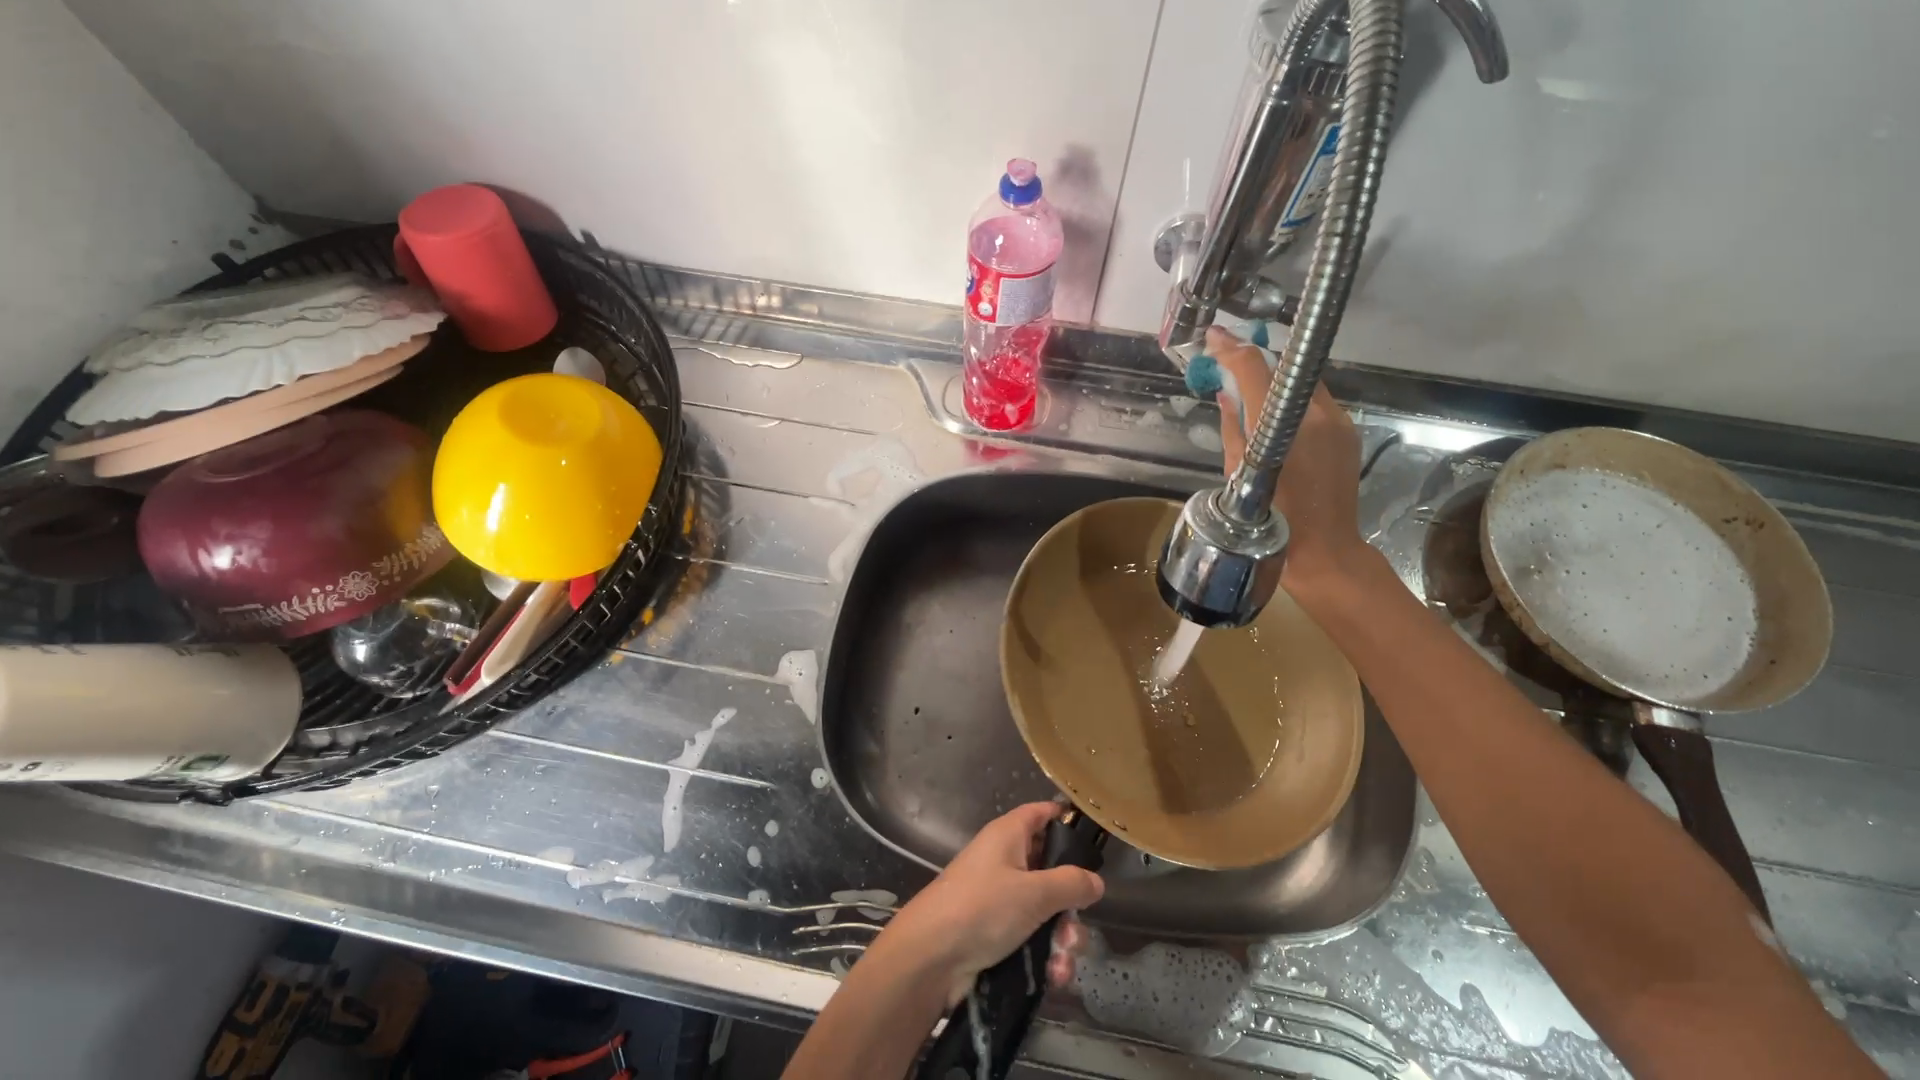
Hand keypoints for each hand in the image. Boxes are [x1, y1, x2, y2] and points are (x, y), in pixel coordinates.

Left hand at [872, 802, 1104, 1005]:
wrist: (929, 959)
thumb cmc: (981, 908)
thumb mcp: (1034, 892)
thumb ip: (1071, 884)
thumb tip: (1096, 881)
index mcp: (1007, 837)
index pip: (1040, 813)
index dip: (1065, 819)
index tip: (1093, 838)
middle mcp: (1003, 863)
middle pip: (1050, 871)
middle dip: (1070, 903)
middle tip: (1075, 924)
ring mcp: (998, 901)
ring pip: (1045, 912)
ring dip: (1061, 938)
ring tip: (1062, 959)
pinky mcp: (995, 935)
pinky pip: (1032, 940)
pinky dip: (1046, 957)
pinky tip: (1054, 976)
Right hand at [1207, 326, 1367, 593]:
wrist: (1324, 550)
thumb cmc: (1270, 519)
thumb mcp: (1237, 474)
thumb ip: (1232, 428)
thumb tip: (1225, 395)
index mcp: (1278, 425)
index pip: (1254, 368)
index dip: (1231, 348)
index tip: (1215, 336)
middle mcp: (1313, 413)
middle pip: (1283, 368)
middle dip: (1257, 363)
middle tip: (1232, 364)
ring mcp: (1337, 421)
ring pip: (1304, 384)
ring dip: (1279, 383)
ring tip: (1257, 394)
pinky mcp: (1349, 432)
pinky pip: (1319, 404)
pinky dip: (1297, 403)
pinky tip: (1283, 421)